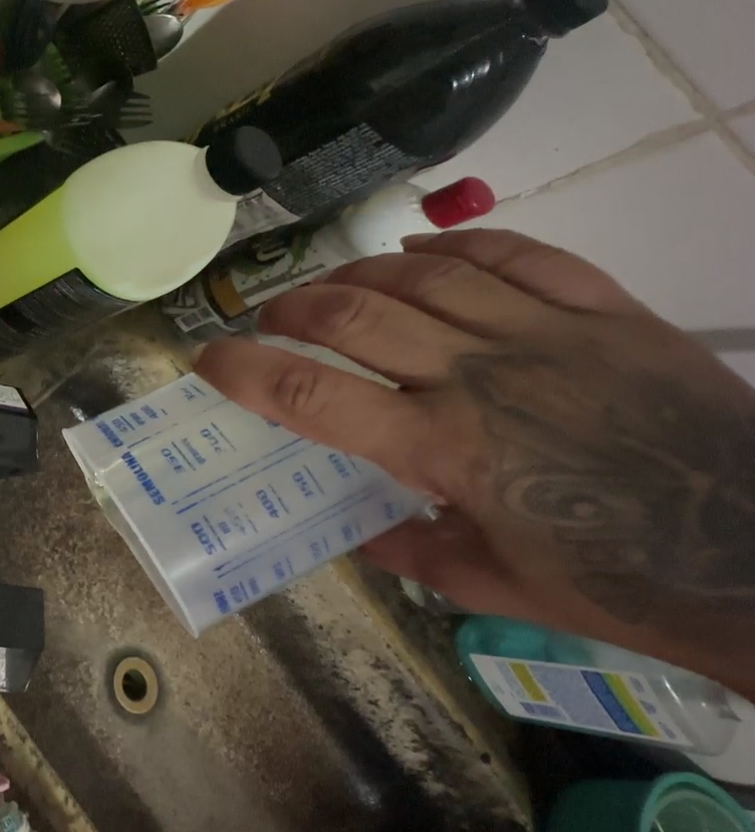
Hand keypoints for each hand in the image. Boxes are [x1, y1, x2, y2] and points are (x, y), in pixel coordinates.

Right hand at [194, 230, 754, 692]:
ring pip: (418, 277)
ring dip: (355, 275)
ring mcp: (546, 334)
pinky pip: (515, 255)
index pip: (308, 393)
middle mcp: (479, 376)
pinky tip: (419, 254)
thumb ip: (411, 548)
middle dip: (291, 310)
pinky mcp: (607, 312)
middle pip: (350, 315)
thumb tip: (357, 528)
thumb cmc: (625, 581)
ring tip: (330, 288)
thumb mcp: (497, 584)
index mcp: (444, 447)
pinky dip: (455, 246)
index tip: (206, 360)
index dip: (241, 370)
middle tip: (271, 321)